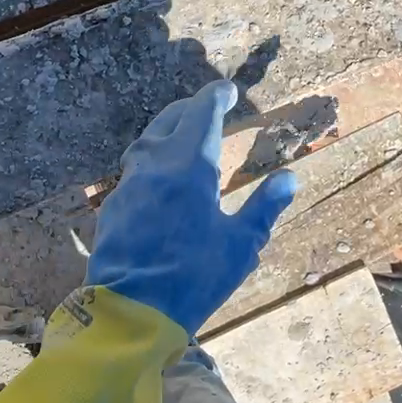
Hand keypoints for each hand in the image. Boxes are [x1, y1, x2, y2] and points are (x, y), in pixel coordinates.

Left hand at [87, 79, 296, 333]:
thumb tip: (289, 178)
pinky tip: (159, 179)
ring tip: (183, 137)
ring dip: (167, 131)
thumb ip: (264, 207)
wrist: (131, 311)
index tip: (228, 91)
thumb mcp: (241, 244)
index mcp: (190, 165)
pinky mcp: (113, 208)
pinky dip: (152, 161)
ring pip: (147, 142)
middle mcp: (155, 165)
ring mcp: (128, 185)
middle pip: (171, 120)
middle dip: (191, 109)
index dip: (216, 97)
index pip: (203, 113)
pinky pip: (135, 171)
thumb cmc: (195, 275)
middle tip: (209, 108)